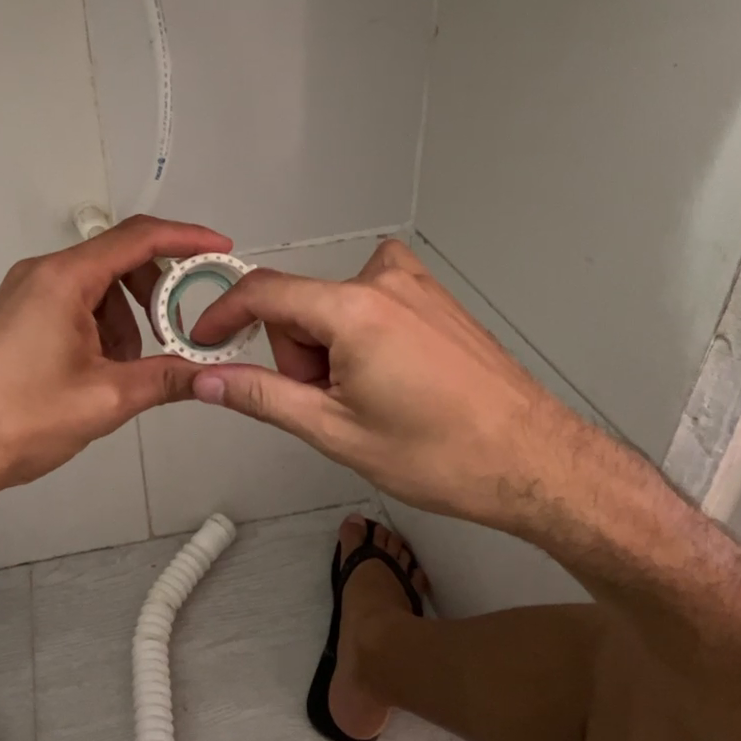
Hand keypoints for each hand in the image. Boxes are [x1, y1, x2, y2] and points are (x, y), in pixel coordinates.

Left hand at [0, 215, 232, 499]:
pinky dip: (99, 328)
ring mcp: (25, 292)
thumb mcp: (106, 400)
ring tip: (128, 371)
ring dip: (126, 319)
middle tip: (178, 332)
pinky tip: (98, 373)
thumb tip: (211, 373)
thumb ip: (166, 378)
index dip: (187, 239)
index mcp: (64, 278)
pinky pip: (73, 304)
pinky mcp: (16, 315)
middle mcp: (42, 272)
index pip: (138, 238)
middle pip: (117, 260)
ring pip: (96, 287)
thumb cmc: (21, 418)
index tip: (223, 249)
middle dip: (155, 294)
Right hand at [186, 238, 604, 531]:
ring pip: (333, 306)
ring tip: (370, 398)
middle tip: (331, 404)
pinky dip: (359, 334)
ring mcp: (414, 282)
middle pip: (300, 305)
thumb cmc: (438, 454)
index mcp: (353, 309)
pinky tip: (391, 376)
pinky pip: (367, 301)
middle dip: (298, 353)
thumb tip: (204, 380)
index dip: (223, 316)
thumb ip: (261, 395)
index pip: (263, 293)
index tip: (205, 345)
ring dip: (330, 347)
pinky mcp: (434, 295)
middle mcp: (382, 279)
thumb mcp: (334, 431)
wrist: (535, 461)